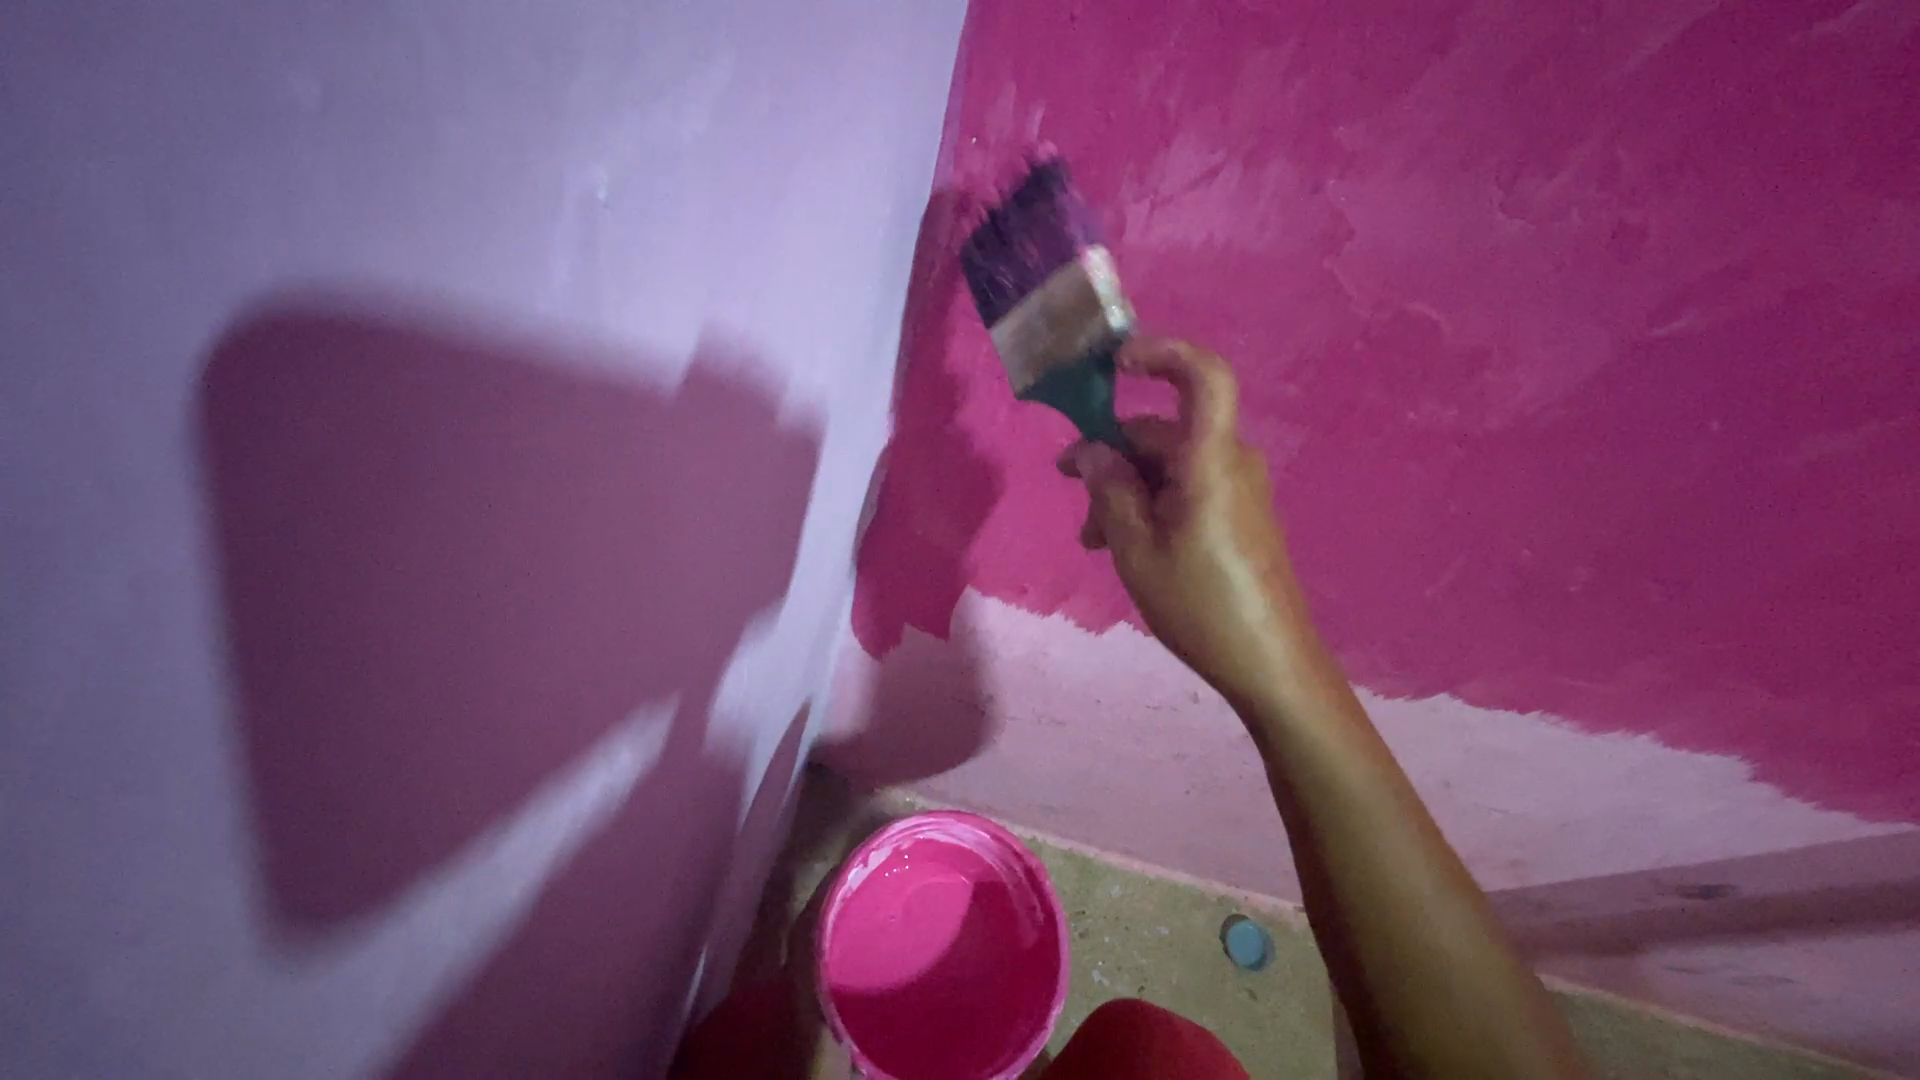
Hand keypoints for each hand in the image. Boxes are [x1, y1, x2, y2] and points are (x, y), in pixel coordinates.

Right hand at [1057, 339, 1301, 700]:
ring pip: (1170, 466)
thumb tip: (1091, 450)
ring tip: (1094, 540)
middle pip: (1165, 432)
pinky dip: (1151, 505)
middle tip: (1073, 494)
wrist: (1270, 663)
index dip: (1161, 354)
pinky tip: (1125, 546)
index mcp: (1210, 460)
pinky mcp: (1240, 515)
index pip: (1203, 376)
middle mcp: (1231, 462)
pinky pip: (1188, 489)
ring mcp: (1239, 490)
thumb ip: (1109, 490)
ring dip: (1126, 490)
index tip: (1114, 365)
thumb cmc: (1198, 603)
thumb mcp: (1135, 549)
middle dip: (1113, 456)